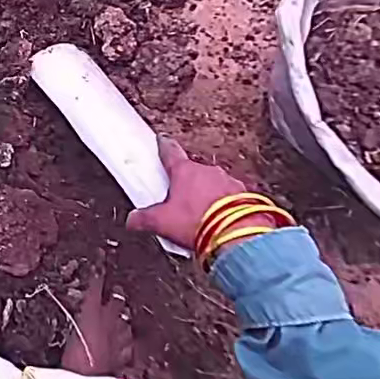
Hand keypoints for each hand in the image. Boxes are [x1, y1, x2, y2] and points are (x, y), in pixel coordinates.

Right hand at [126, 137, 281, 255]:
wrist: (238, 237)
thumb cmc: (198, 223)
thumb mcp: (162, 222)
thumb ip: (144, 219)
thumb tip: (133, 220)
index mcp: (185, 171)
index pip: (171, 153)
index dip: (164, 147)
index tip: (162, 141)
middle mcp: (209, 172)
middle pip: (193, 172)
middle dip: (187, 182)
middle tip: (178, 199)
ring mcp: (230, 183)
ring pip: (214, 184)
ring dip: (208, 195)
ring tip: (201, 216)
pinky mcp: (246, 198)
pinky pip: (231, 198)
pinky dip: (225, 206)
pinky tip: (219, 221)